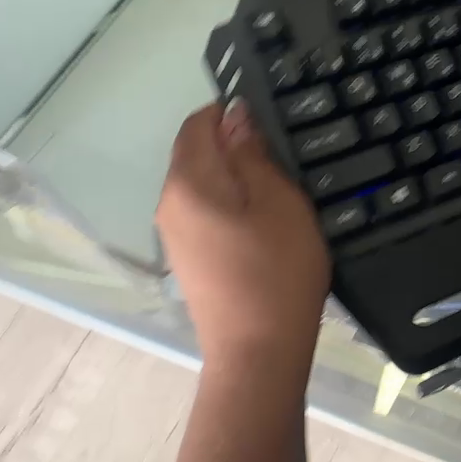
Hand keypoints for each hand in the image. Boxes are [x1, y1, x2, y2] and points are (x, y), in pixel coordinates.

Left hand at [157, 102, 331, 367]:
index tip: (277, 124)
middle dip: (238, 145)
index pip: (198, 124)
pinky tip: (269, 222)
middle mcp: (169, 205)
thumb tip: (235, 115)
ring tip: (287, 190)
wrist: (259, 348)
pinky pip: (209, 210)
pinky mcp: (190, 258)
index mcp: (188, 184)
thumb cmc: (278, 269)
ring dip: (240, 176)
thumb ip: (253, 154)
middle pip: (198, 154)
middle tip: (291, 158)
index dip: (234, 113)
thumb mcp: (280, 202)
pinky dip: (236, 203)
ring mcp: (176, 235)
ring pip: (206, 184)